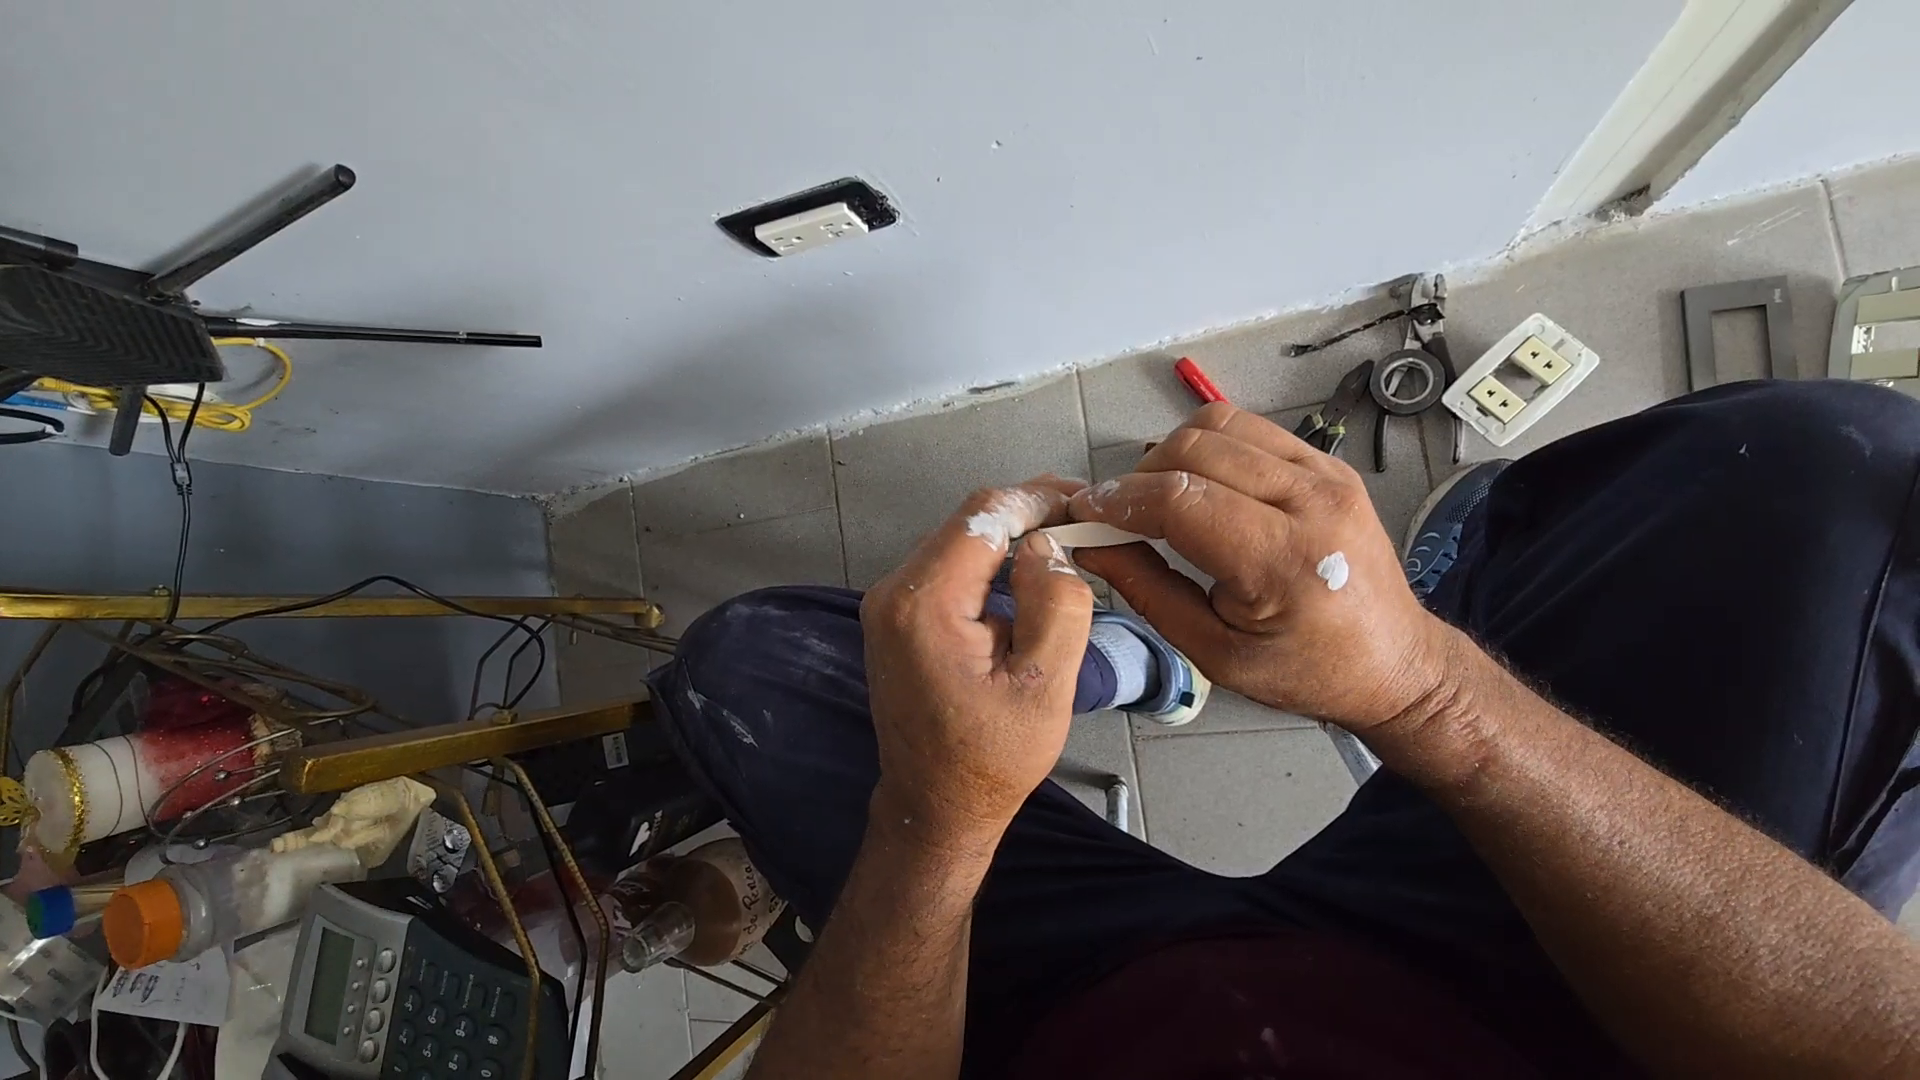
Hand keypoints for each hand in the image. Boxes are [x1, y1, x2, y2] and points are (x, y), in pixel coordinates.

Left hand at [861, 477, 1094, 849]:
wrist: (935, 805)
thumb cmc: (992, 757)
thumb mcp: (1044, 686)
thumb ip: (1056, 604)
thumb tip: (1048, 545)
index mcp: (923, 604)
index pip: (982, 516)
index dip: (1037, 498)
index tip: (1083, 501)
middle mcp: (892, 593)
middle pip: (967, 523)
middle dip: (1027, 514)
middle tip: (1082, 519)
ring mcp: (888, 604)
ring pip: (958, 542)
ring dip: (1011, 538)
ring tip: (1065, 543)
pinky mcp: (897, 617)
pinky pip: (948, 568)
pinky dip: (990, 563)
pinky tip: (1027, 574)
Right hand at [1068, 403, 1449, 730]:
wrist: (1394, 661)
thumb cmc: (1303, 670)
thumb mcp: (1213, 651)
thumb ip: (1147, 590)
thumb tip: (1092, 544)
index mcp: (1283, 561)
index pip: (1181, 499)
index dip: (1119, 500)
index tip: (1085, 513)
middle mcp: (1311, 501)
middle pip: (1195, 448)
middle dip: (1137, 476)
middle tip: (1115, 512)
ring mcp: (1325, 473)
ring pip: (1219, 424)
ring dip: (1170, 453)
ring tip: (1156, 496)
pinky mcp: (1328, 464)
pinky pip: (1249, 428)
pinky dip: (1207, 447)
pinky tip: (1197, 485)